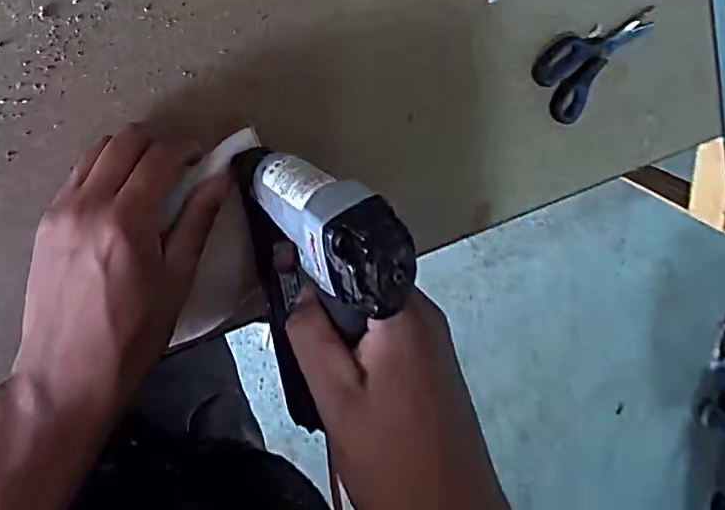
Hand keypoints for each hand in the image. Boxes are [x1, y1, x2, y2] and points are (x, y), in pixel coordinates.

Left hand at [0, 127, 228, 509]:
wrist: (63, 379)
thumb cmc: (130, 336)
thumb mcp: (177, 281)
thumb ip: (197, 220)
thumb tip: (219, 178)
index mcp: (126, 221)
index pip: (160, 155)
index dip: (187, 147)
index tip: (201, 158)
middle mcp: (89, 205)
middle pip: (127, 139)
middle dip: (159, 141)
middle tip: (178, 163)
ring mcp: (62, 211)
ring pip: (99, 149)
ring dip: (129, 150)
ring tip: (148, 175)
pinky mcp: (46, 222)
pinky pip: (78, 173)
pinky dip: (104, 168)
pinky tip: (118, 194)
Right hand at [287, 288, 509, 509]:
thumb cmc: (397, 463)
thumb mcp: (336, 399)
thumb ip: (310, 337)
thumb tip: (298, 294)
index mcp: (403, 312)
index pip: (351, 261)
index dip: (316, 270)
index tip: (290, 284)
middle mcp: (425, 316)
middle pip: (362, 287)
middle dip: (331, 314)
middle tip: (316, 355)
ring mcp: (433, 340)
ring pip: (373, 315)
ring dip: (347, 339)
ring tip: (338, 385)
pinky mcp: (434, 363)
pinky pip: (389, 338)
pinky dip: (367, 356)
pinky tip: (360, 396)